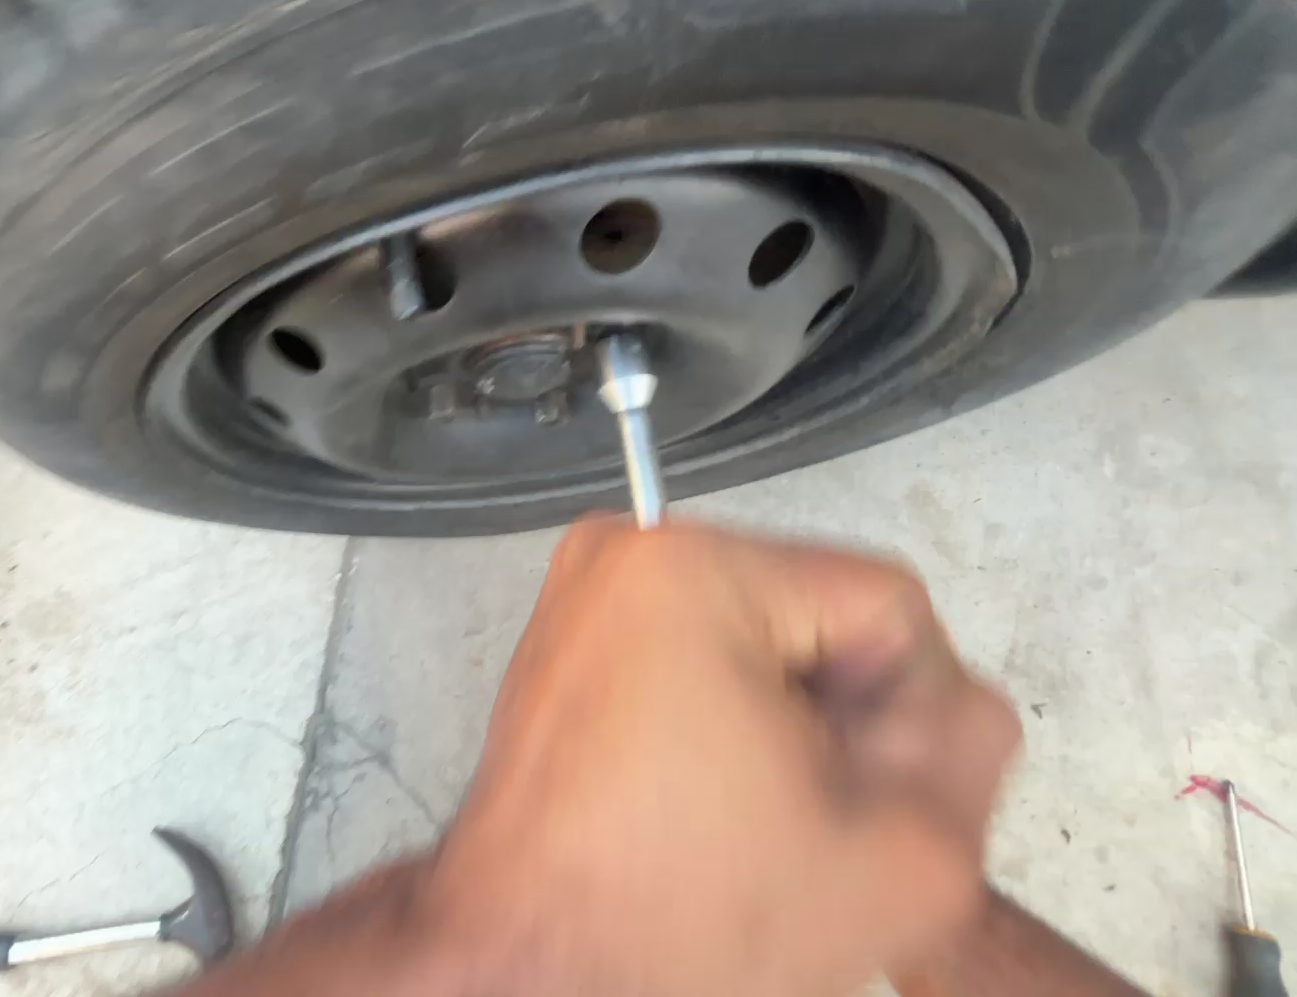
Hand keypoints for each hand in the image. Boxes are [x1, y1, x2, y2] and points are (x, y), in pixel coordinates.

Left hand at [422, 517, 1020, 996]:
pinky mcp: (571, 627)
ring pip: (758, 630)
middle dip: (830, 705)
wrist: (528, 949)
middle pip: (812, 606)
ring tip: (728, 797)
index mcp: (690, 567)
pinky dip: (716, 706)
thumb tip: (943, 690)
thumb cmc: (673, 910)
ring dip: (774, 712)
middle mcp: (623, 552)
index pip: (885, 598)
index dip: (901, 708)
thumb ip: (973, 737)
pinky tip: (691, 778)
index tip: (837, 786)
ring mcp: (586, 586)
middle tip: (782, 801)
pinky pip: (693, 646)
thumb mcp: (907, 851)